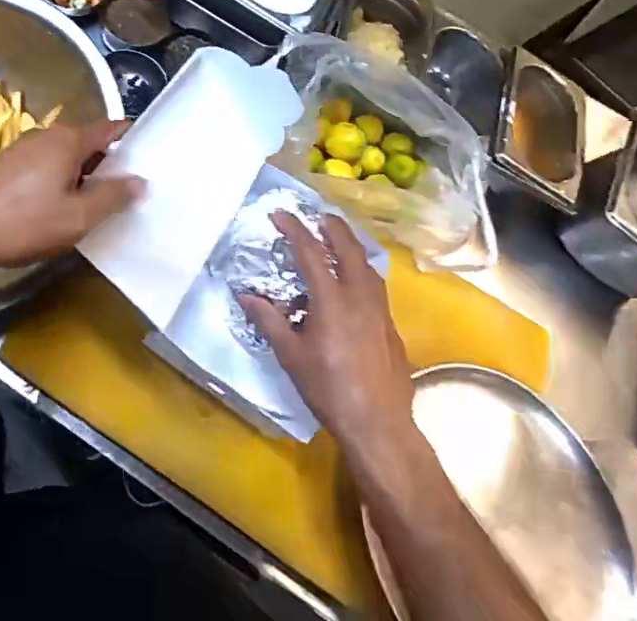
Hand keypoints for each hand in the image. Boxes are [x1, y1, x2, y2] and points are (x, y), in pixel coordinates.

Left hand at [0, 121, 143, 284]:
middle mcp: (44, 135)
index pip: (109, 129)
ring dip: (79, 173)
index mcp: (67, 140)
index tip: (146, 155)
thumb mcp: (77, 217)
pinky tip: (53, 206)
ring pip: (63, 155)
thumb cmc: (24, 224)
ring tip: (90, 203)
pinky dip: (56, 178)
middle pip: (86, 142)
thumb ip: (113, 197)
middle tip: (121, 190)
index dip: (130, 140)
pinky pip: (42, 165)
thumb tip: (140, 180)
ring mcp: (20, 148)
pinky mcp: (3, 165)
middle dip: (105, 163)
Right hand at [240, 213, 413, 449]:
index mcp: (331, 299)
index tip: (279, 214)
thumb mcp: (291, 356)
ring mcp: (380, 308)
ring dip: (350, 244)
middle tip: (315, 216)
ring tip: (335, 241)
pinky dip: (361, 268)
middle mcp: (359, 294)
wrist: (379, 423)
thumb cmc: (328, 389)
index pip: (310, 251)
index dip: (293, 228)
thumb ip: (268, 320)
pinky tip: (352, 282)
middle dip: (331, 226)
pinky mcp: (390, 323)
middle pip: (347, 246)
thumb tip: (246, 295)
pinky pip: (375, 283)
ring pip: (367, 263)